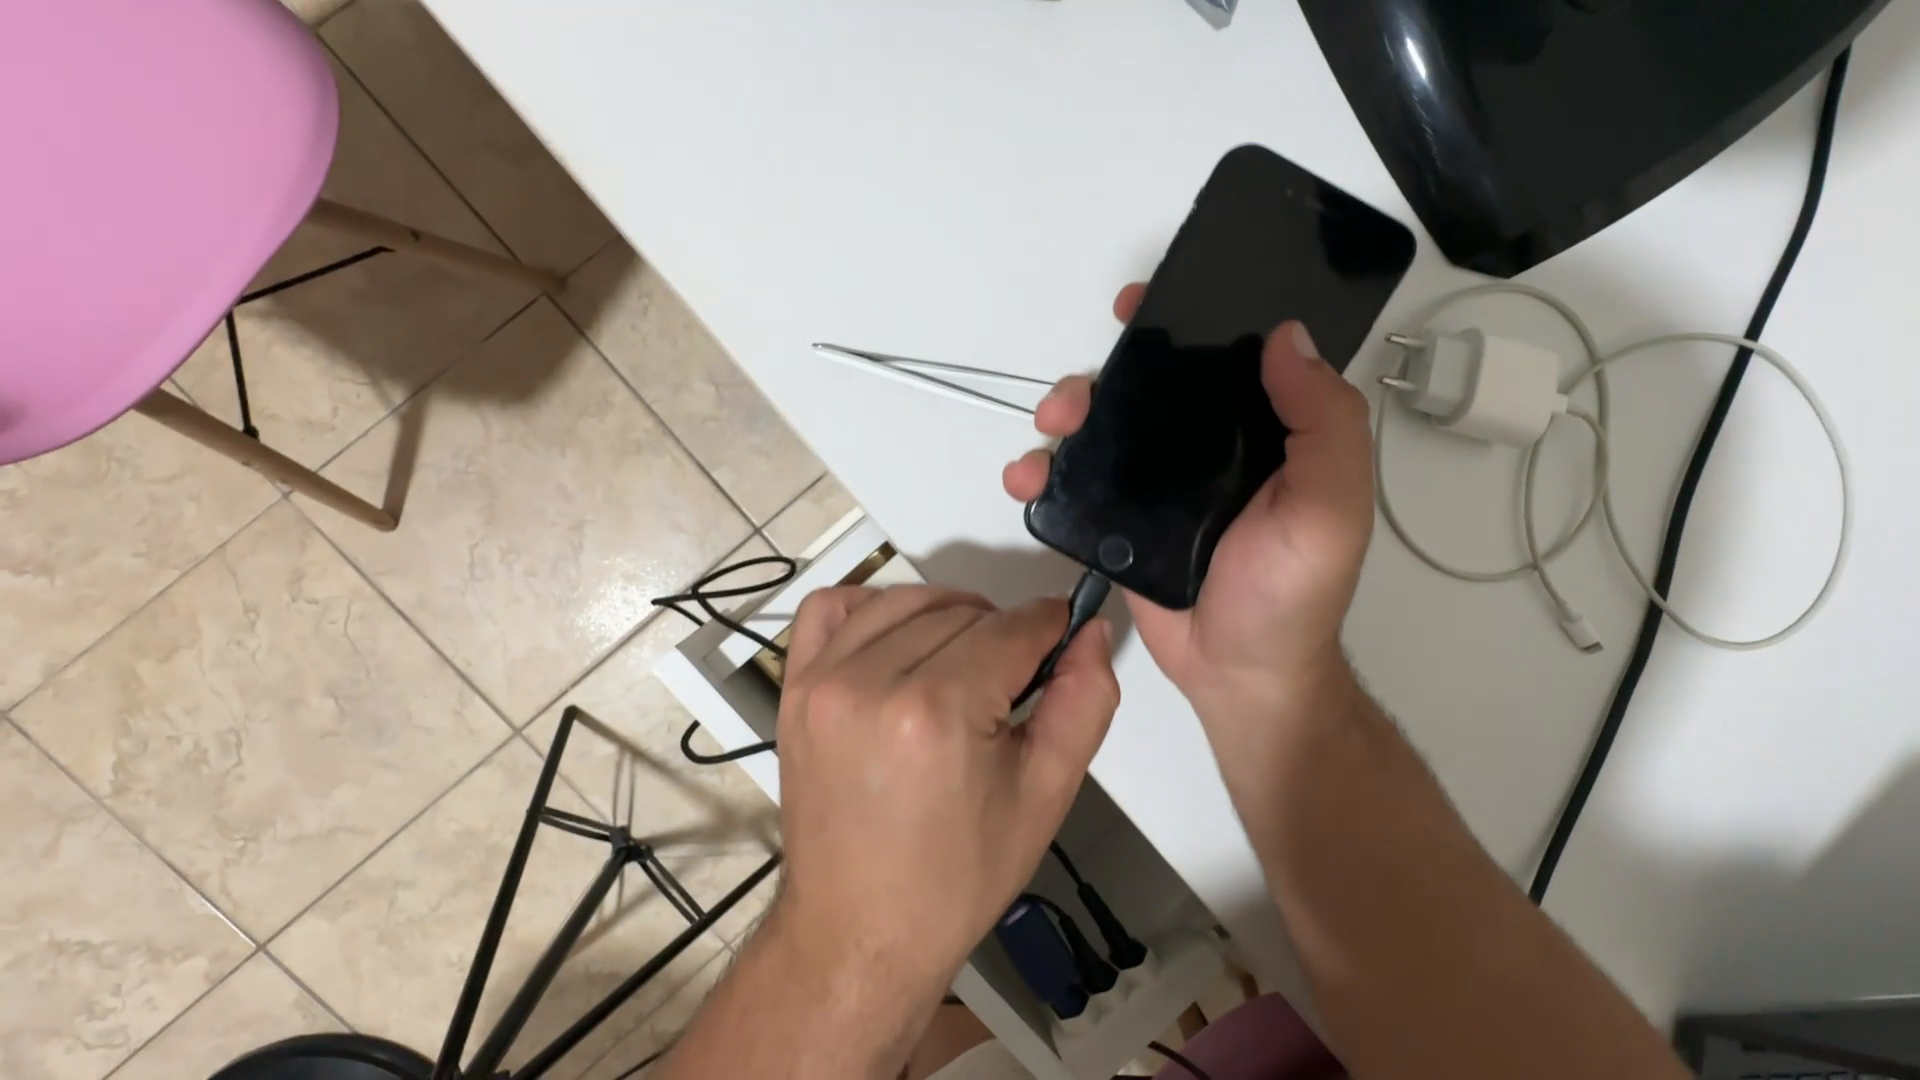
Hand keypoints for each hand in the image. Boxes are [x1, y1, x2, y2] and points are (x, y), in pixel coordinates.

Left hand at [768, 585, 1120, 995]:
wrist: (860, 931)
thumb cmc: (955, 878)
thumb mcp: (1046, 795)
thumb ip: (1084, 700)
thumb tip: (1090, 632)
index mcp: (938, 712)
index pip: (1012, 627)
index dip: (1051, 625)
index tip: (1063, 634)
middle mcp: (871, 683)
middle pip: (963, 613)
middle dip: (1002, 635)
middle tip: (1013, 683)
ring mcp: (823, 682)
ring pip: (905, 601)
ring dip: (946, 617)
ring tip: (964, 663)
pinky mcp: (795, 690)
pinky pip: (829, 609)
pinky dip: (870, 609)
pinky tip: (897, 640)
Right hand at [1002, 284, 1373, 734]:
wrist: (1237, 674)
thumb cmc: (1292, 595)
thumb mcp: (1332, 507)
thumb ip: (1323, 424)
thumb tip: (1285, 338)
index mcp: (1259, 434)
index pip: (1221, 360)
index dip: (1183, 323)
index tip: (1142, 306)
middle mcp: (1206, 452)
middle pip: (1145, 391)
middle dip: (1103, 375)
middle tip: (1076, 394)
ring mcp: (1157, 488)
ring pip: (1104, 432)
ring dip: (1066, 418)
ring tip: (1048, 431)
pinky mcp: (1119, 525)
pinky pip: (1077, 487)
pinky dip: (1045, 474)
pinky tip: (1027, 478)